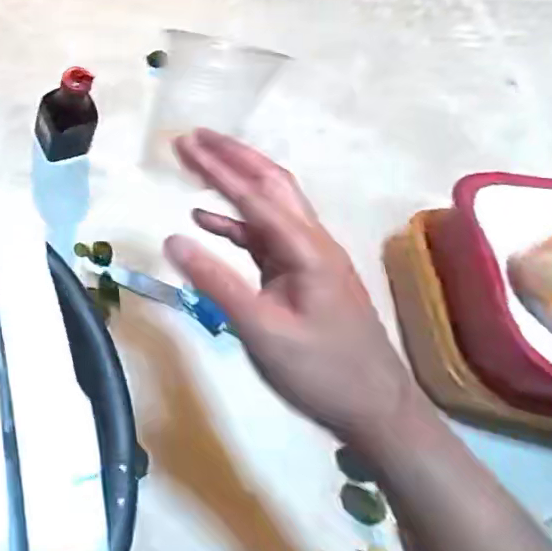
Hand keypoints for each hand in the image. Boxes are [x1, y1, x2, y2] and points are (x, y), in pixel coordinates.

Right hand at [163, 130, 419, 442]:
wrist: (380, 414)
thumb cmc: (322, 372)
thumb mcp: (262, 330)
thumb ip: (216, 282)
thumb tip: (171, 238)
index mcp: (306, 249)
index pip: (254, 196)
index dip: (216, 168)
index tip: (183, 143)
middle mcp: (312, 242)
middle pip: (271, 183)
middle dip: (232, 155)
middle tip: (194, 136)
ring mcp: (309, 257)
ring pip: (270, 202)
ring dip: (234, 179)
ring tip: (196, 162)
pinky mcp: (302, 273)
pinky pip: (263, 232)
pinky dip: (234, 220)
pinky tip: (205, 220)